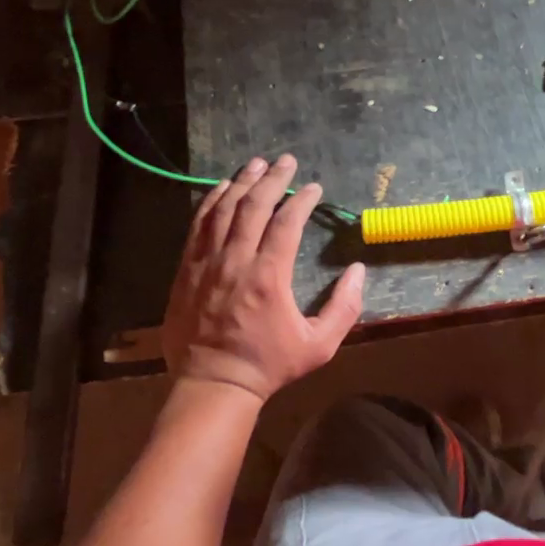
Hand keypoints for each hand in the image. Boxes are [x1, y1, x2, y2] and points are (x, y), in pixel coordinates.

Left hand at [163, 155, 364, 401]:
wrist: (213, 384)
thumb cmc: (269, 365)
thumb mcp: (319, 345)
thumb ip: (344, 307)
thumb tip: (357, 270)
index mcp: (268, 277)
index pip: (287, 223)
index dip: (302, 200)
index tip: (314, 188)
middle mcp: (236, 262)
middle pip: (254, 207)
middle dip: (272, 179)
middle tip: (286, 161)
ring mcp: (207, 263)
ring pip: (223, 210)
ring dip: (241, 183)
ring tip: (256, 164)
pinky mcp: (187, 270)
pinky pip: (198, 226)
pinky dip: (211, 202)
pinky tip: (222, 188)